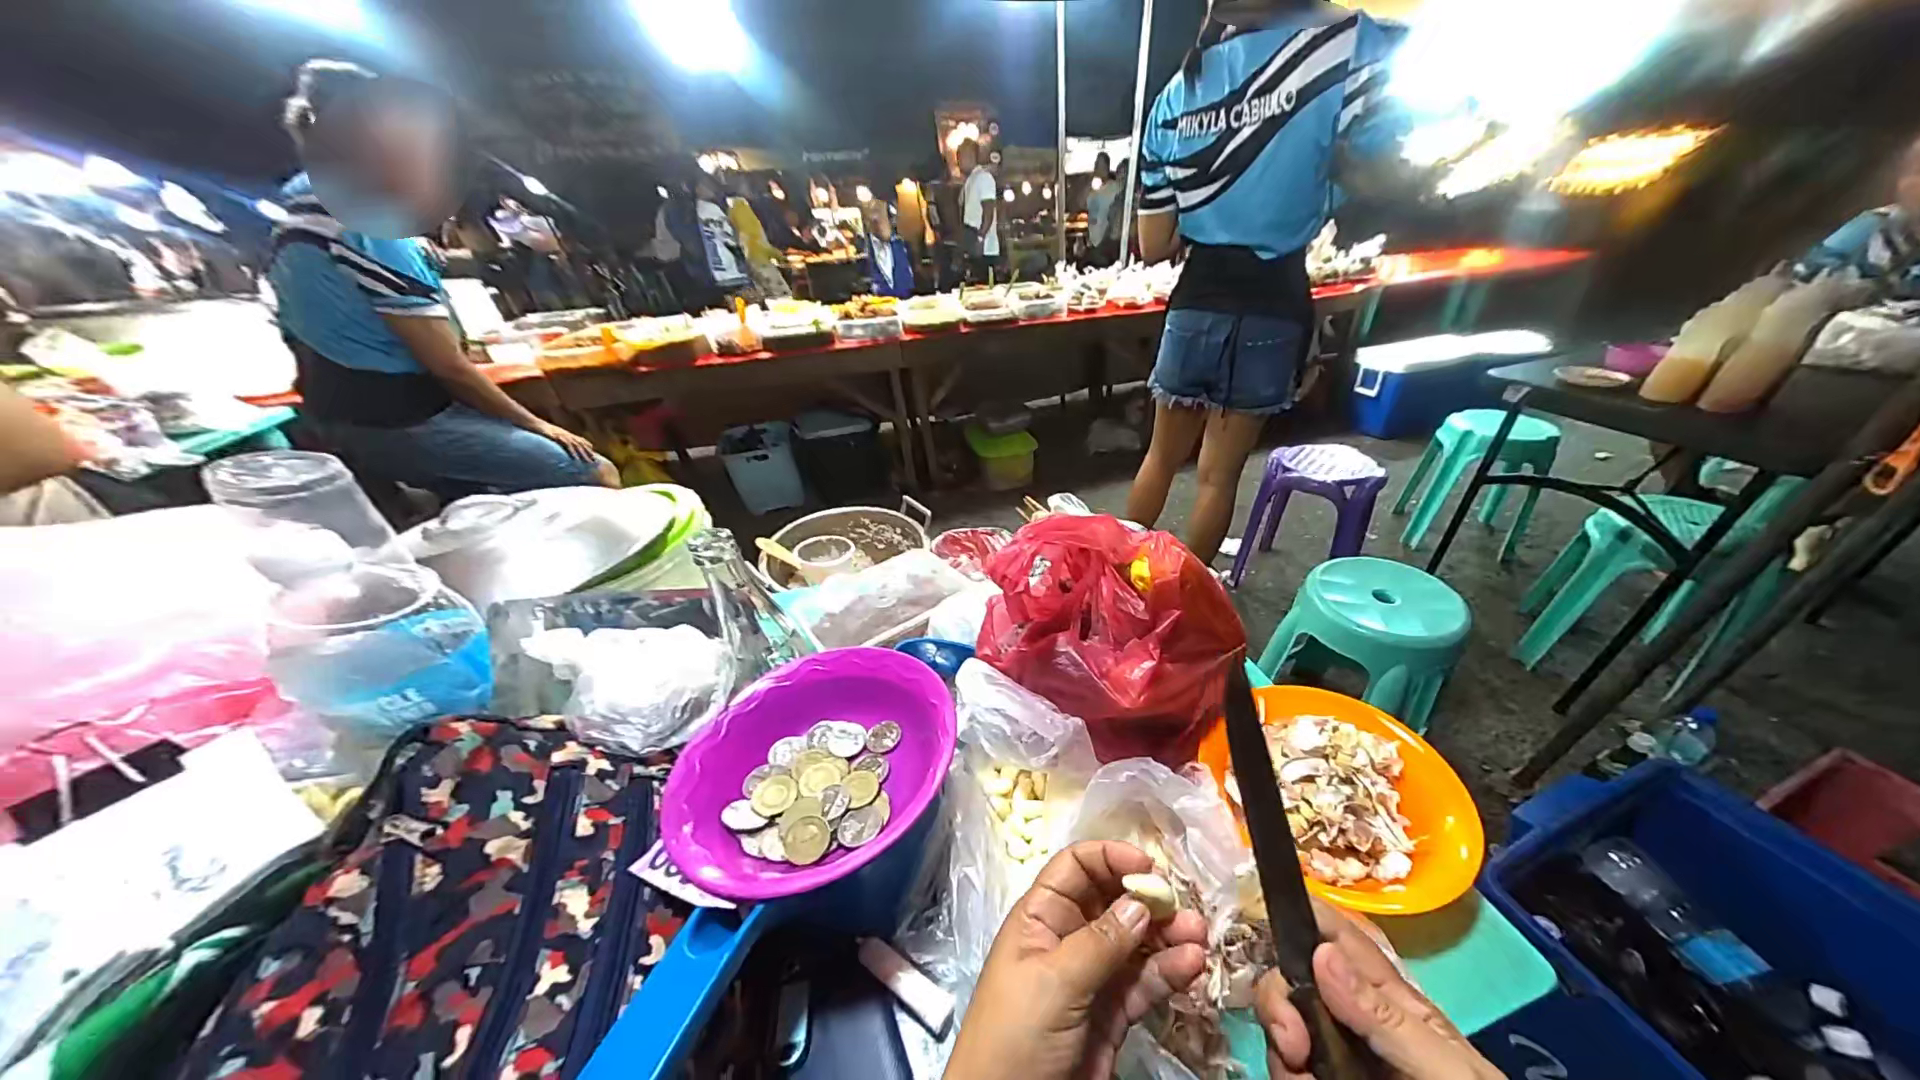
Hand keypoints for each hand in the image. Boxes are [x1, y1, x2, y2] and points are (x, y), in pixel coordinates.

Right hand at [533, 420, 597, 462]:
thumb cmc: (541, 430)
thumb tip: (563, 446)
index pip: (581, 441)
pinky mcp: (557, 437)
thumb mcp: (553, 434)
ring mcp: (563, 435)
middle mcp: (567, 434)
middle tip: (594, 462)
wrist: (533, 423)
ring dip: (583, 454)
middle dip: (588, 453)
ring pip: (576, 445)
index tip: (594, 455)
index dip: (588, 448)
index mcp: (567, 434)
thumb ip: (560, 440)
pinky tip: (575, 458)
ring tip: (587, 462)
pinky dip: (572, 452)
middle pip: (581, 444)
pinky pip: (566, 445)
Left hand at [945, 841, 1208, 1079]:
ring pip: (1135, 941)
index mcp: (1042, 916)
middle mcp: (1068, 936)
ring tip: (1199, 937)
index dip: (1110, 858)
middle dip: (1148, 899)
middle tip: (1184, 908)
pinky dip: (1168, 972)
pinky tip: (1191, 965)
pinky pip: (1143, 981)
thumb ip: (1100, 942)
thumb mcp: (1053, 981)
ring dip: (1167, 936)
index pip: (1076, 868)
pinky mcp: (1112, 1011)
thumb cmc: (1016, 1031)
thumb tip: (1141, 902)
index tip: (1149, 866)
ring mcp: (1092, 974)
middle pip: (1112, 901)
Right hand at [1256, 900, 1501, 1079]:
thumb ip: (1384, 1016)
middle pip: (1292, 976)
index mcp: (1387, 996)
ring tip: (1301, 1078)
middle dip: (1277, 999)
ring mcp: (1340, 1053)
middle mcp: (1354, 1015)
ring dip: (1280, 1047)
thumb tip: (1321, 953)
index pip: (1335, 932)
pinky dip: (1286, 1075)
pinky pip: (1287, 1067)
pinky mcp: (1323, 1079)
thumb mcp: (1444, 1068)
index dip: (1299, 915)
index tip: (1270, 930)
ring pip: (1282, 1022)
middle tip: (1292, 1043)